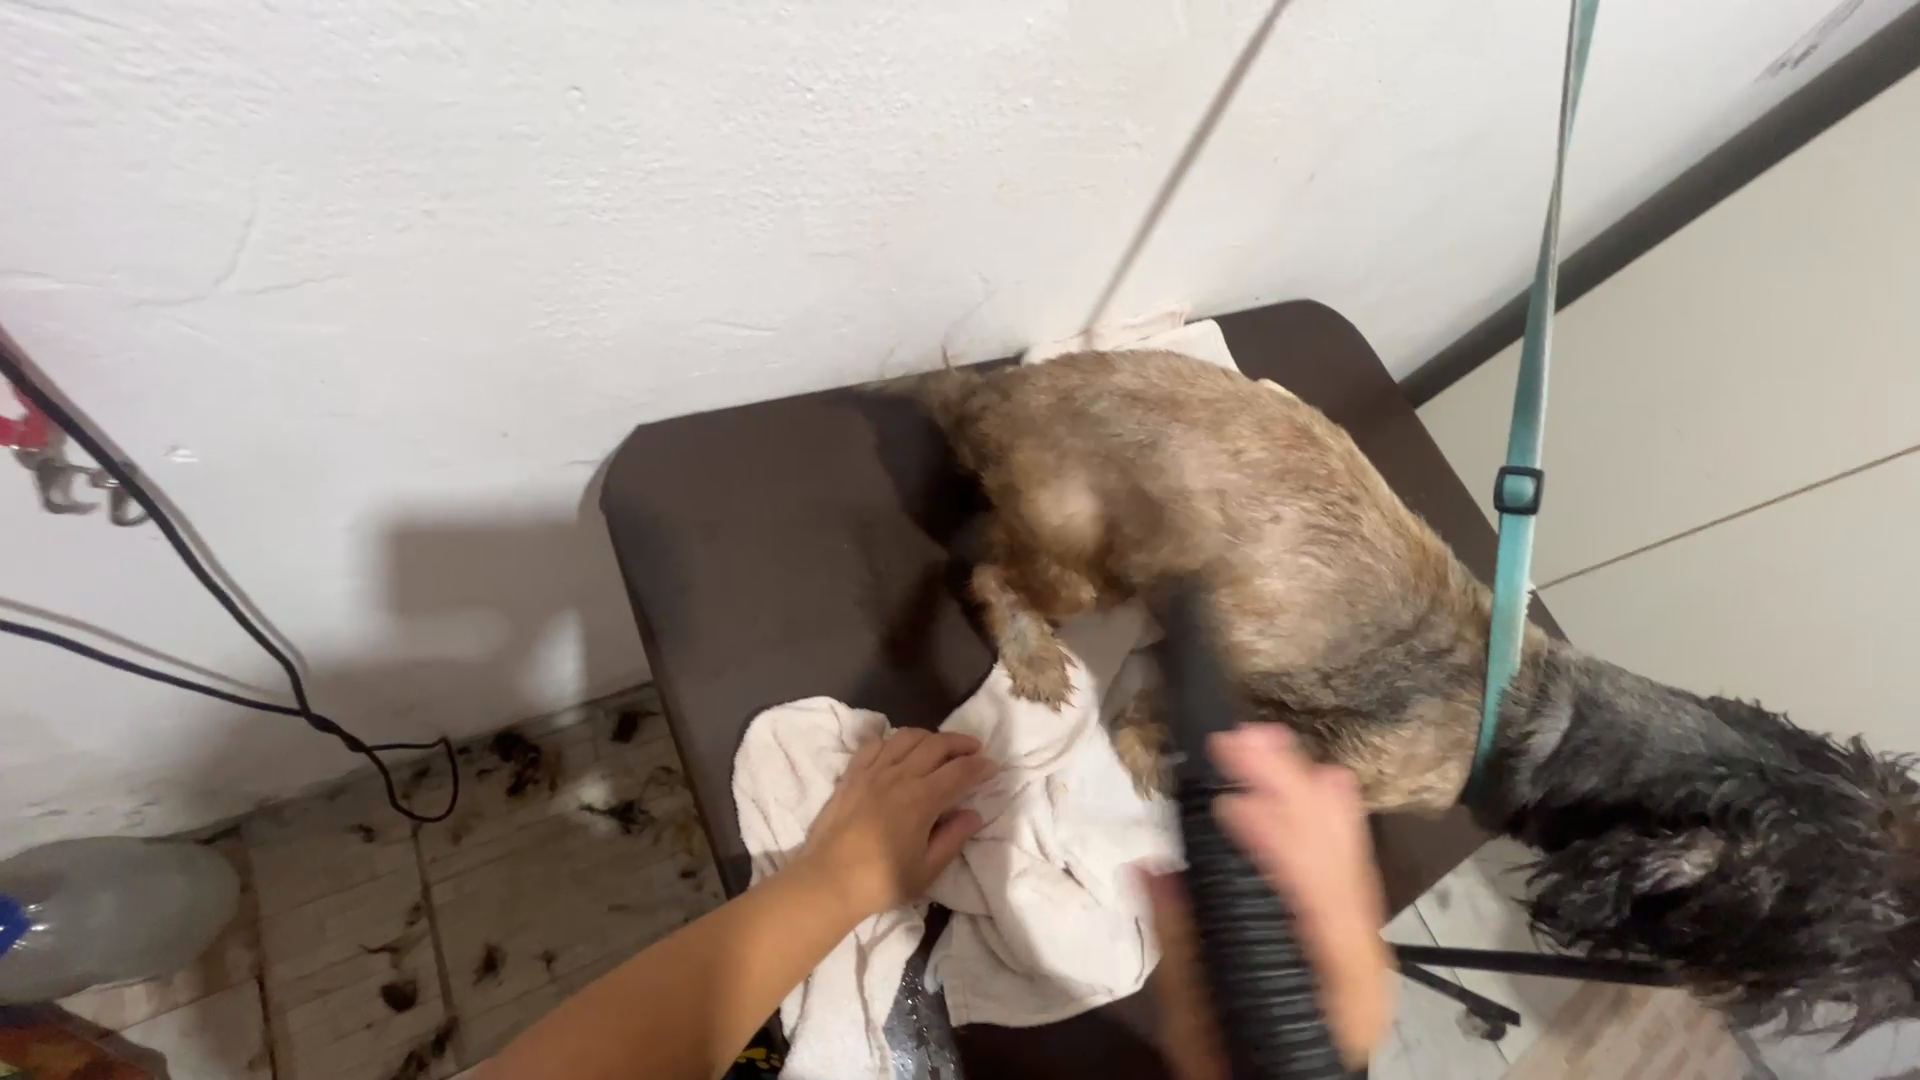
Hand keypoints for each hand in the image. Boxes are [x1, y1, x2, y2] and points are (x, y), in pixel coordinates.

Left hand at [794, 728, 996, 919]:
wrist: (827, 882)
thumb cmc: (881, 882)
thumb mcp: (927, 869)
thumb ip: (953, 837)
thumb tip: (973, 814)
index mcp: (922, 799)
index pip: (960, 771)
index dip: (980, 766)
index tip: (993, 765)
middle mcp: (900, 776)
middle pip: (936, 744)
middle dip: (960, 742)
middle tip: (974, 749)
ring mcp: (873, 772)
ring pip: (906, 737)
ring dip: (929, 736)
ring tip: (939, 746)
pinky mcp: (852, 775)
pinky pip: (875, 745)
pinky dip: (892, 741)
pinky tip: (898, 751)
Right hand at [1204, 723, 1395, 1065]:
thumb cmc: (1241, 1060)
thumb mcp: (1199, 1022)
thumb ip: (1182, 944)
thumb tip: (1151, 869)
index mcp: (1325, 984)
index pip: (1305, 901)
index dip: (1270, 844)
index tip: (1229, 802)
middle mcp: (1358, 954)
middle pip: (1328, 862)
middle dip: (1286, 795)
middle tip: (1242, 740)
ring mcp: (1364, 939)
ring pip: (1343, 855)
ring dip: (1304, 793)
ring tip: (1268, 741)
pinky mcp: (1355, 928)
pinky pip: (1348, 863)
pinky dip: (1332, 815)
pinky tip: (1322, 778)